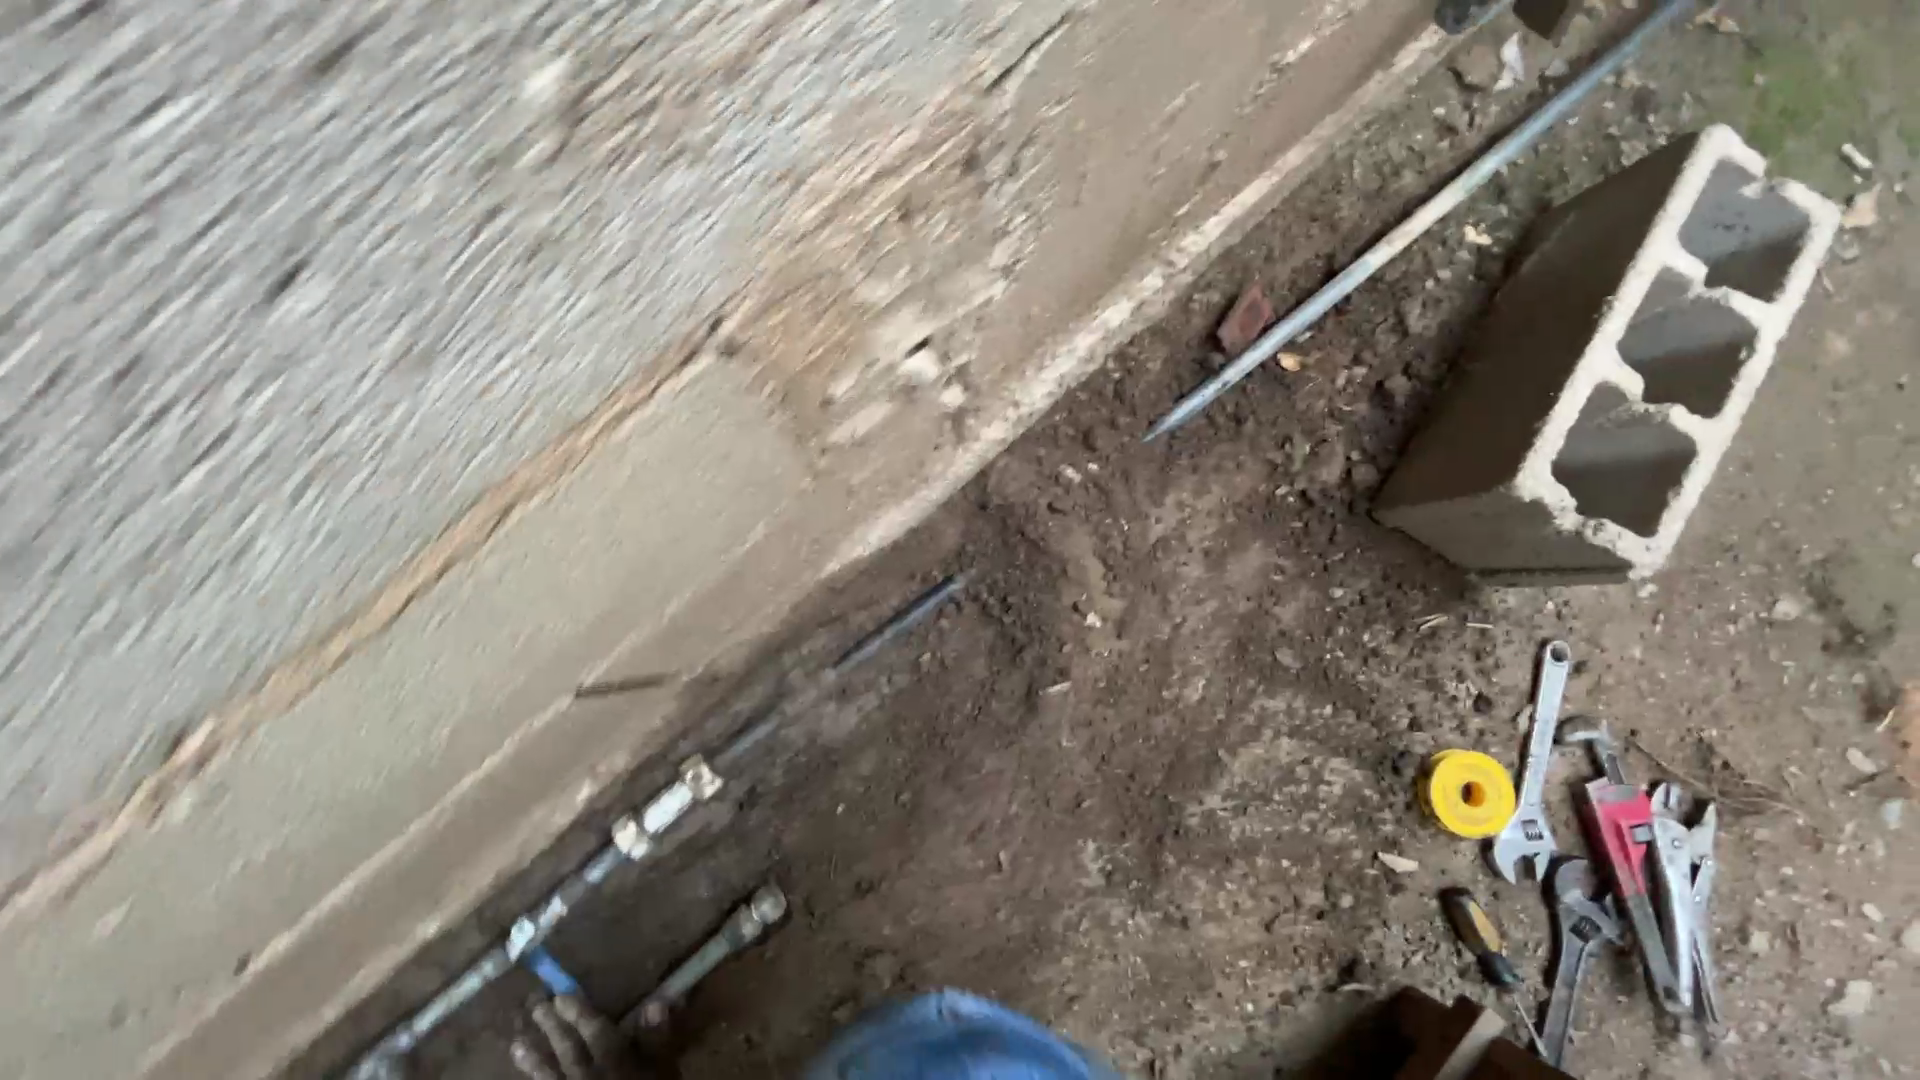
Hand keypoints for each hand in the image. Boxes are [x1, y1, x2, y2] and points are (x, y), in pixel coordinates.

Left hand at [510, 995, 649, 1079]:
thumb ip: (658, 1041)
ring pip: (550, 1078)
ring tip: (517, 1045)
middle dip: (554, 1029)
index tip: (561, 995)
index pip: (596, 1033)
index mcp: (616, 1065)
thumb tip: (656, 1002)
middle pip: (569, 1051)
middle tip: (536, 1007)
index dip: (579, 1013)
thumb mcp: (666, 1073)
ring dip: (535, 1061)